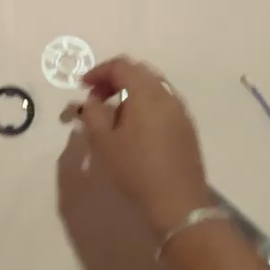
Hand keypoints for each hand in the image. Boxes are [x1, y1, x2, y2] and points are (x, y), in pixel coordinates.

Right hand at [77, 56, 214, 233]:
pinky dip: (144, 104)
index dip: (98, 71)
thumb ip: (93, 114)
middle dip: (115, 79)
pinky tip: (134, 127)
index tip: (82, 87)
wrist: (178, 203)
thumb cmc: (136, 170)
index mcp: (146, 93)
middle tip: (96, 98)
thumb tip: (92, 101)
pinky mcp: (187, 127)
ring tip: (113, 113)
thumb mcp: (103, 142)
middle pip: (139, 72)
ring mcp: (181, 111)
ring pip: (153, 87)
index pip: (122, 66)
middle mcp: (167, 95)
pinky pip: (163, 103)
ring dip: (131, 92)